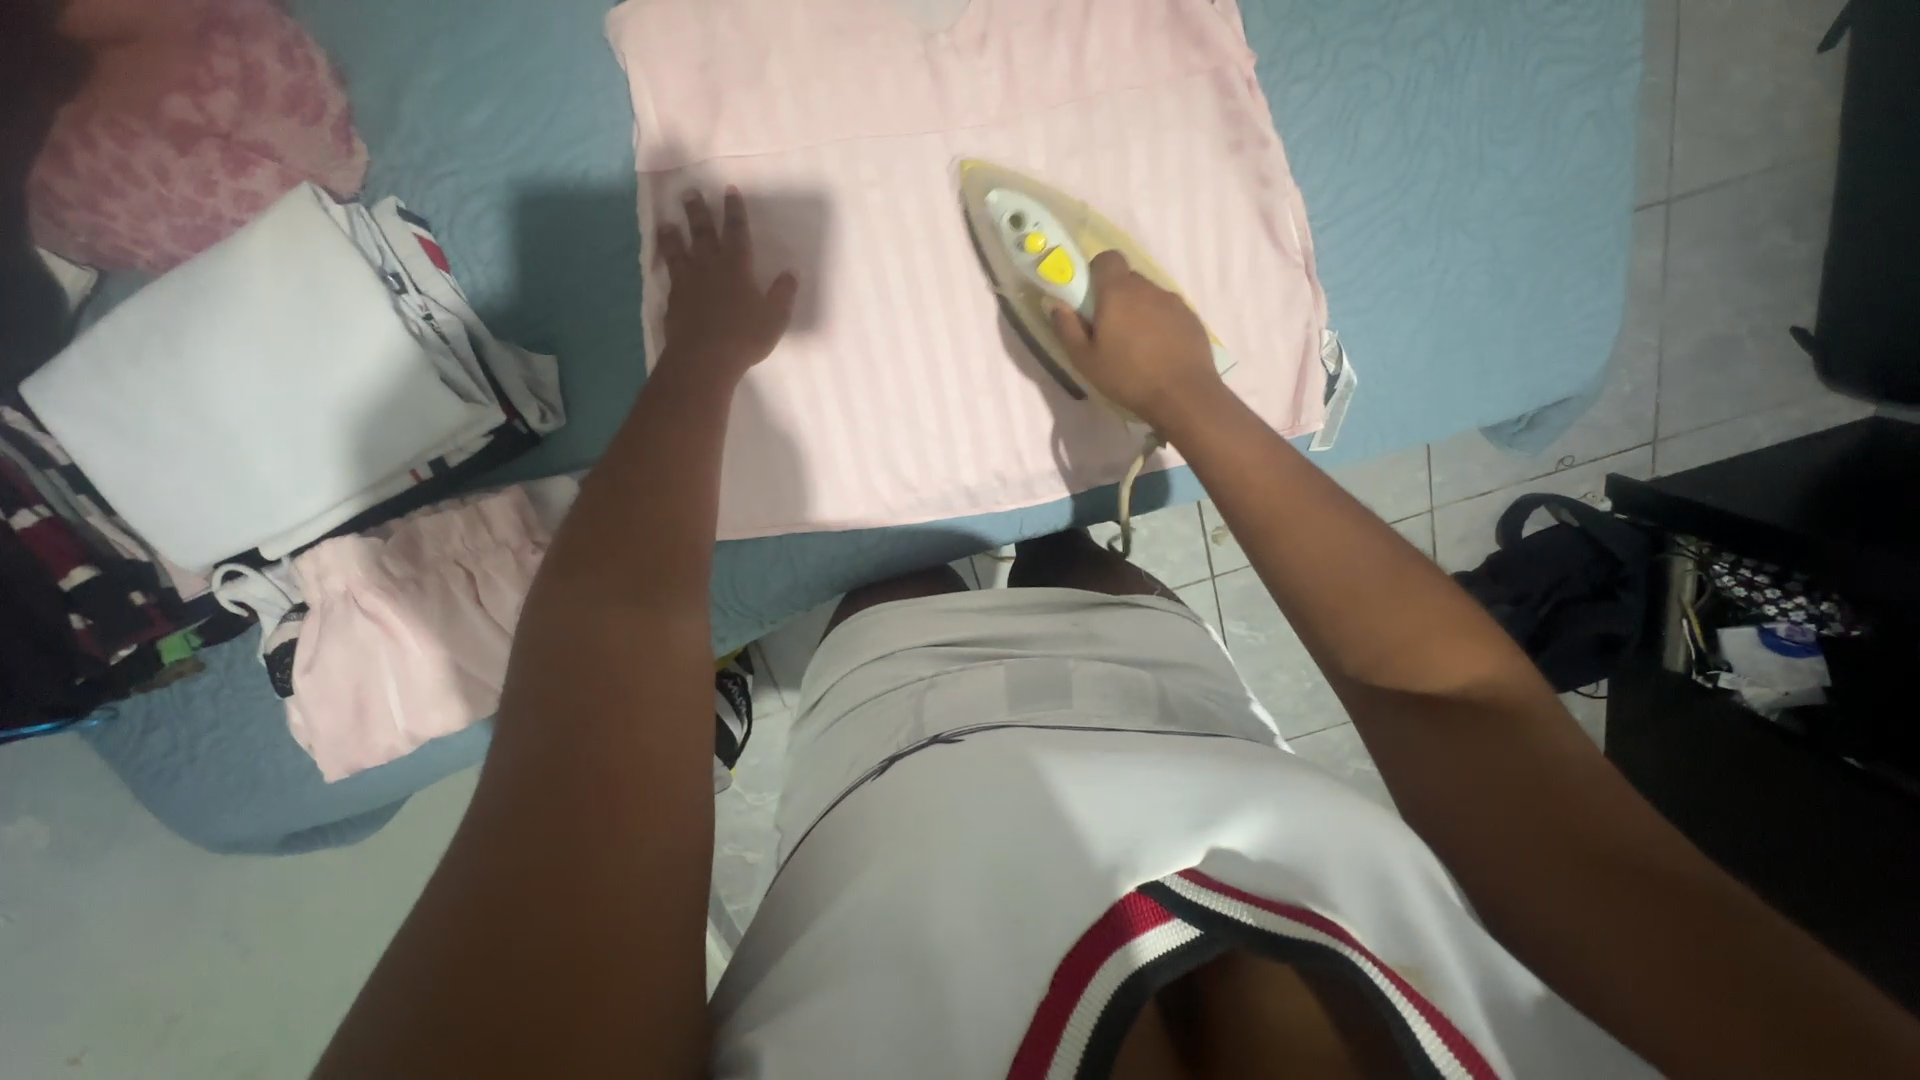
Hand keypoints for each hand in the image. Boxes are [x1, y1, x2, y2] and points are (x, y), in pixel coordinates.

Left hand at [656, 188, 798, 380]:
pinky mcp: (674, 299)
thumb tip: (791, 272)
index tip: (729, 191)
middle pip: (703, 233)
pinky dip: (666, 264)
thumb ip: (783, 292)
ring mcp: (688, 282)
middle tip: (690, 192)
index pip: (737, 231)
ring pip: (679, 250)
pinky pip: (670, 274)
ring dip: (674, 234)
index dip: (734, 211)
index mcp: (737, 266)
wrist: (704, 358)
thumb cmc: (745, 336)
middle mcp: (710, 266)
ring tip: (667, 222)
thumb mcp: (775, 317)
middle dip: (698, 212)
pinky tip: (664, 262)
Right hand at [1048, 251, 1225, 432]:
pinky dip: (1159, 323)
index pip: (1107, 258)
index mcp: (1118, 292)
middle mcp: (1148, 288)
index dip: (1096, 272)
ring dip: (1138, 311)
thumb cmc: (1128, 377)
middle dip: (1115, 295)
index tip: (1091, 298)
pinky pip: (1168, 311)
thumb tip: (1056, 305)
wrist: (1184, 395)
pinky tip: (1158, 352)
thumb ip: (1067, 328)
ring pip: (1149, 295)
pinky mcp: (1191, 317)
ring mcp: (1173, 301)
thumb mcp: (1085, 360)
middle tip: (1108, 329)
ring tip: (1135, 345)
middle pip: (1128, 278)